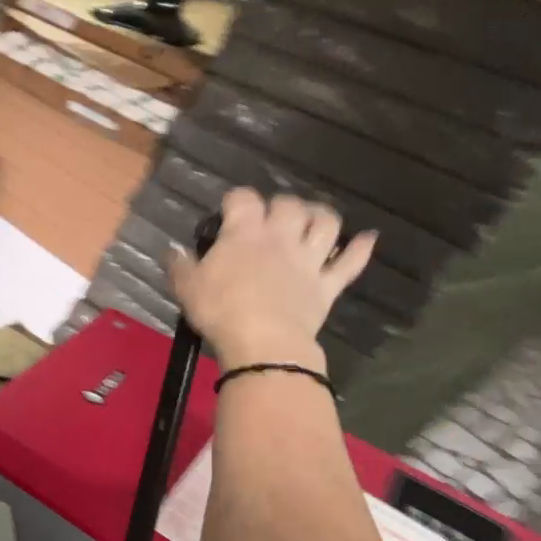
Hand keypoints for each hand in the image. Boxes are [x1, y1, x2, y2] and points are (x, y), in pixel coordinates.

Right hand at [167, 189, 375, 371]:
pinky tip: (368, 237)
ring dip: (322, 216)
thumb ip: (179, 265)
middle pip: (289, 206)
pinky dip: (361, 248)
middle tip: (271, 214)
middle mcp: (281, 238)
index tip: (227, 208)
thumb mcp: (185, 287)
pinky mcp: (328, 283)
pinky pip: (351, 262)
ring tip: (312, 218)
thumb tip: (172, 249)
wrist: (262, 341)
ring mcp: (309, 260)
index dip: (235, 199)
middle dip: (280, 204)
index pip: (243, 200)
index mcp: (244, 234)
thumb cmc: (219, 310)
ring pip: (326, 224)